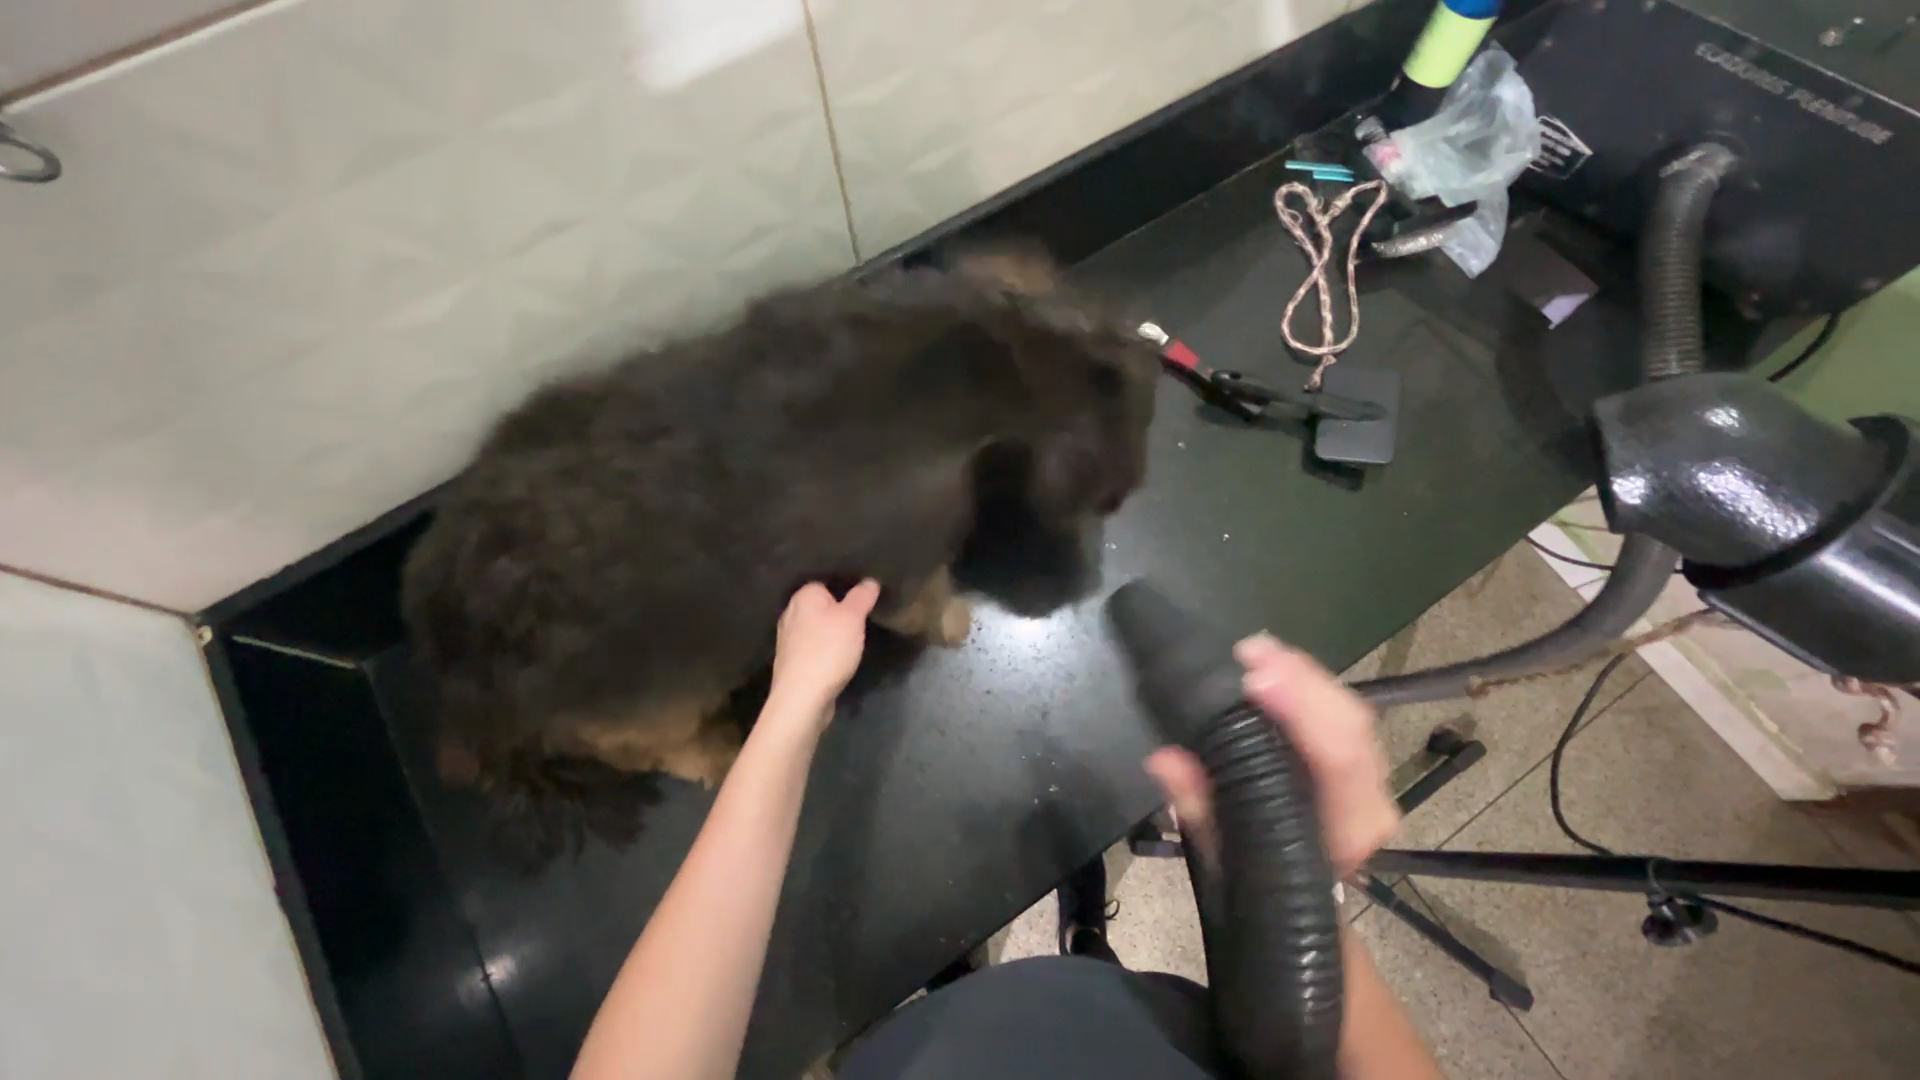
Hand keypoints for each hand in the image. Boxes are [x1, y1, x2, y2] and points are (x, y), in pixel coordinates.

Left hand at [765, 580, 880, 731]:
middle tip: (860, 624)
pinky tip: (835, 662)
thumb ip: (862, 596)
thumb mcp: (853, 618)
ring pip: (815, 630)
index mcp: (803, 596)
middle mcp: (790, 613)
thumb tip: (870, 581)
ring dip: (830, 636)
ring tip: (850, 645)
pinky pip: (812, 649)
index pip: (826, 584)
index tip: (861, 605)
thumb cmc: (828, 649)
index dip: (845, 593)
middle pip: (820, 608)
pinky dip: (823, 653)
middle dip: (837, 614)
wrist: (802, 696)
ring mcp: (787, 640)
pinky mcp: (790, 662)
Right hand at [1144, 633, 1398, 876]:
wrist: (1294, 901)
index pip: (1340, 762)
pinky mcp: (1352, 756)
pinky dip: (1301, 681)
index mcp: (1343, 831)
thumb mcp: (1223, 859)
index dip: (1304, 714)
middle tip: (1250, 651)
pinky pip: (1335, 709)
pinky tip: (1266, 662)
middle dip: (1300, 681)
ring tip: (1255, 650)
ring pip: (1346, 711)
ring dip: (1299, 675)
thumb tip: (1166, 759)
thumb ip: (1200, 809)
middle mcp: (1368, 799)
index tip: (1258, 681)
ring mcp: (1368, 775)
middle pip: (1350, 726)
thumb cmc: (1259, 884)